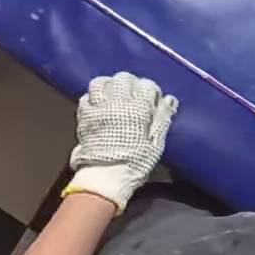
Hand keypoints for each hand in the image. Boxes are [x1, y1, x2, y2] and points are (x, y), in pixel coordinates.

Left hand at [62, 73, 177, 212]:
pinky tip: (98, 104)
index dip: (151, 92)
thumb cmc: (135, 162)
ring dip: (109, 85)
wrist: (105, 176)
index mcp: (138, 107)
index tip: (152, 101)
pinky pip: (86, 96)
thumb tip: (170, 99)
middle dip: (131, 84)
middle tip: (133, 96)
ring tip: (113, 94)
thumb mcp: (155, 143)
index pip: (147, 85)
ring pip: (102, 82)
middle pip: (124, 78)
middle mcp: (118, 101)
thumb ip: (163, 119)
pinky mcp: (85, 114)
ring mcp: (99, 106)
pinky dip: (93, 97)